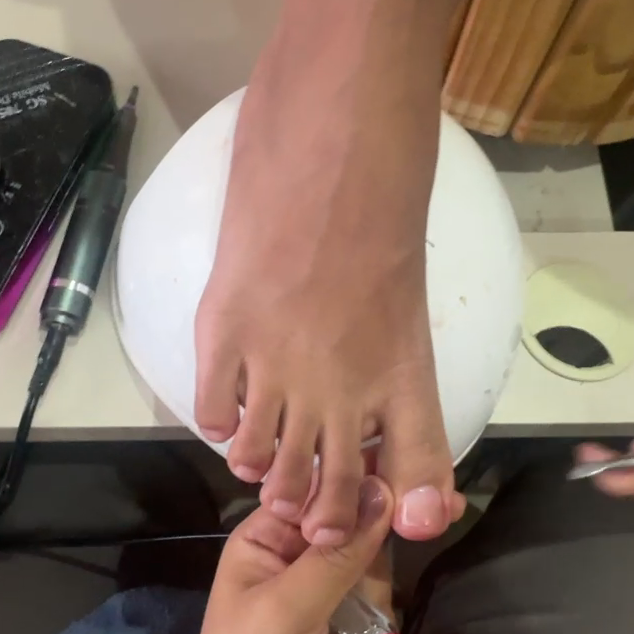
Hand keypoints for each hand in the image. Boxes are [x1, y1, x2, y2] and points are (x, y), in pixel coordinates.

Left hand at [166, 476, 394, 633]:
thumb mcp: (288, 610)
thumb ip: (338, 553)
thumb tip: (383, 488)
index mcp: (264, 538)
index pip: (319, 490)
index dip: (363, 483)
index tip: (412, 480)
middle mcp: (290, 557)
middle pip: (352, 525)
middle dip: (379, 543)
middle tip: (412, 547)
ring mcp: (317, 595)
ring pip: (370, 566)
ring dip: (378, 593)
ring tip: (366, 631)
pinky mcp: (340, 628)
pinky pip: (373, 604)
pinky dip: (382, 618)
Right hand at [194, 0, 465, 546]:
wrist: (343, 113)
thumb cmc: (392, 181)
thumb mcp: (418, 270)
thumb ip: (411, 354)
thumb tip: (392, 420)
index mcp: (406, 364)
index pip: (412, 462)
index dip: (402, 503)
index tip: (386, 520)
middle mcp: (345, 376)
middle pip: (327, 475)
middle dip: (322, 505)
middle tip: (312, 516)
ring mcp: (281, 354)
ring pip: (270, 453)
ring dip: (270, 473)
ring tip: (267, 476)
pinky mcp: (228, 320)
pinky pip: (216, 405)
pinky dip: (223, 422)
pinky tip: (228, 419)